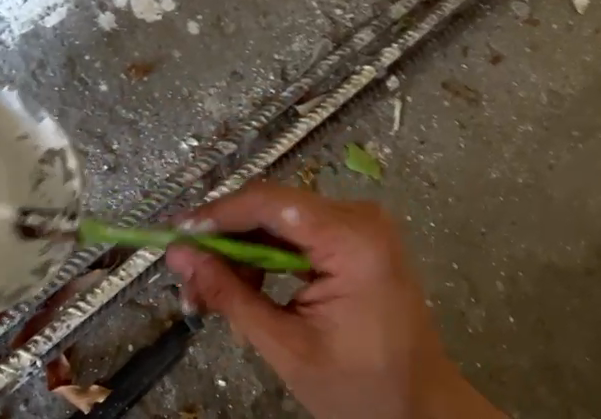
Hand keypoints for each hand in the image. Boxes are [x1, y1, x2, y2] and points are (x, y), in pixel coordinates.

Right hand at [165, 183, 500, 418]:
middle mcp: (359, 216)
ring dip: (239, 249)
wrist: (426, 413)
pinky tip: (244, 285)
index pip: (268, 203)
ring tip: (209, 289)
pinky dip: (264, 255)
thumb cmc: (364, 390)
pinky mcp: (354, 237)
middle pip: (270, 207)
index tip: (174, 235)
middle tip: (187, 273)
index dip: (216, 215)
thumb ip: (230, 295)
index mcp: (353, 240)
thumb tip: (177, 254)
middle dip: (223, 238)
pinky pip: (294, 230)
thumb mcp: (288, 348)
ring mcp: (359, 224)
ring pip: (276, 217)